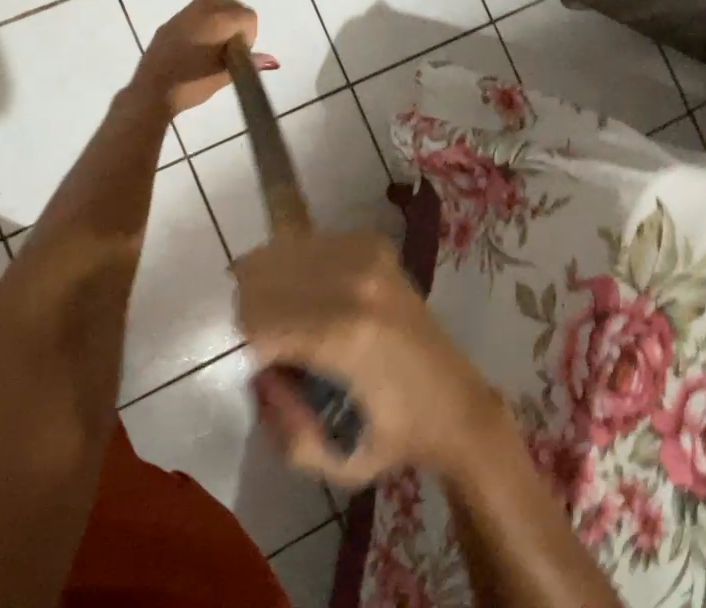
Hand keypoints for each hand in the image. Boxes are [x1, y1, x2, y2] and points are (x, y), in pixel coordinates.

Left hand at [133, 0, 276, 114]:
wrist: (151, 92)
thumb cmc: (191, 85)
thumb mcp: (223, 76)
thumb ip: (249, 63)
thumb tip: (272, 60)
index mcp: (218, 20)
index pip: (247, 15)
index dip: (249, 35)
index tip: (240, 54)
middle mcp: (200, 10)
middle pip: (229, 4)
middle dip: (235, 23)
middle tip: (230, 50)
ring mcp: (181, 16)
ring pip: (209, 5)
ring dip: (218, 21)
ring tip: (213, 48)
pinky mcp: (166, 25)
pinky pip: (191, 16)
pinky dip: (200, 25)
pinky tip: (194, 50)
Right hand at [234, 231, 504, 486]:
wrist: (457, 407)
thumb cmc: (391, 439)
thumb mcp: (331, 461)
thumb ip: (280, 424)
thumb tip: (256, 374)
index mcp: (345, 336)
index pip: (255, 320)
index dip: (247, 348)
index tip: (264, 370)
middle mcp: (355, 284)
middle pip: (258, 277)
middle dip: (252, 313)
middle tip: (271, 344)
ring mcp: (366, 257)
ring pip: (275, 255)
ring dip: (269, 288)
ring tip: (290, 320)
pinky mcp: (372, 245)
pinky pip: (302, 244)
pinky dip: (294, 270)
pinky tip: (313, 298)